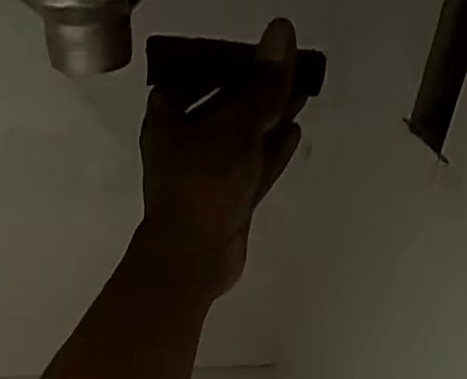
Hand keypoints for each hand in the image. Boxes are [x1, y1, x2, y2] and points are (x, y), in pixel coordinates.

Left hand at [136, 18, 306, 296]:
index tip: (256, 49)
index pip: (193, 74)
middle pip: (222, 106)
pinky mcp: (226, 203)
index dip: (223, 59)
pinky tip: (292, 131)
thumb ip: (262, 84)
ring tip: (299, 91)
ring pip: (241, 138)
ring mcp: (205, 177)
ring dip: (268, 117)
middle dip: (254, 88)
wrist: (195, 257)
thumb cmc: (202, 185)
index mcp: (167, 119)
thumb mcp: (235, 124)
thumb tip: (280, 34)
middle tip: (289, 66)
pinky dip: (270, 151)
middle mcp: (182, 146)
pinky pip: (251, 168)